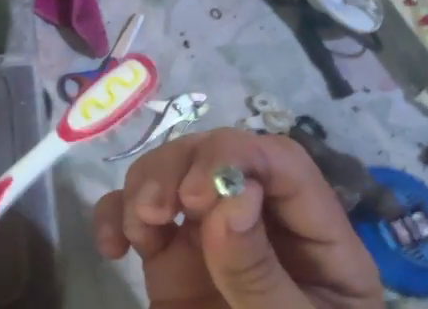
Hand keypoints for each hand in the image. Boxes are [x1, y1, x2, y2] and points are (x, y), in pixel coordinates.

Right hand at [93, 128, 381, 308]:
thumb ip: (262, 273)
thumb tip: (232, 196)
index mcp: (317, 240)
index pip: (282, 162)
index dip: (239, 157)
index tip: (197, 196)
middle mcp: (262, 225)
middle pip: (218, 155)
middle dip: (180, 168)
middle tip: (159, 210)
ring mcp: (211, 239)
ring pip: (172, 170)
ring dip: (144, 187)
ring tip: (138, 233)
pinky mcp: (168, 258)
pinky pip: (135, 211)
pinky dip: (113, 214)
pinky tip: (111, 246)